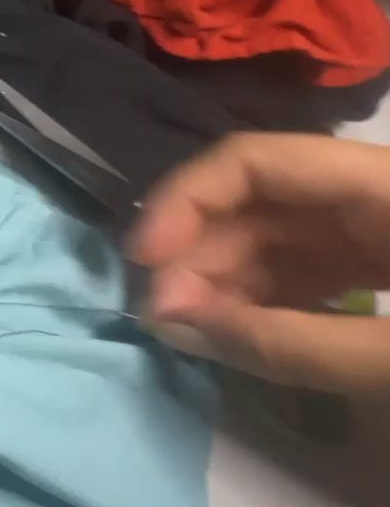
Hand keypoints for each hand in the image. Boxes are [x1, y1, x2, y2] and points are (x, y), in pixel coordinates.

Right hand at [130, 132, 389, 394]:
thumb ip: (293, 345)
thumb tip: (170, 329)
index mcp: (389, 187)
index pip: (250, 161)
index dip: (182, 201)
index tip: (142, 259)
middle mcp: (372, 195)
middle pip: (249, 204)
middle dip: (193, 257)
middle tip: (164, 317)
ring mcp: (379, 232)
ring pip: (265, 239)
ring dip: (215, 282)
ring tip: (194, 331)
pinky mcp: (384, 268)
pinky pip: (298, 268)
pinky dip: (256, 298)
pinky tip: (233, 331)